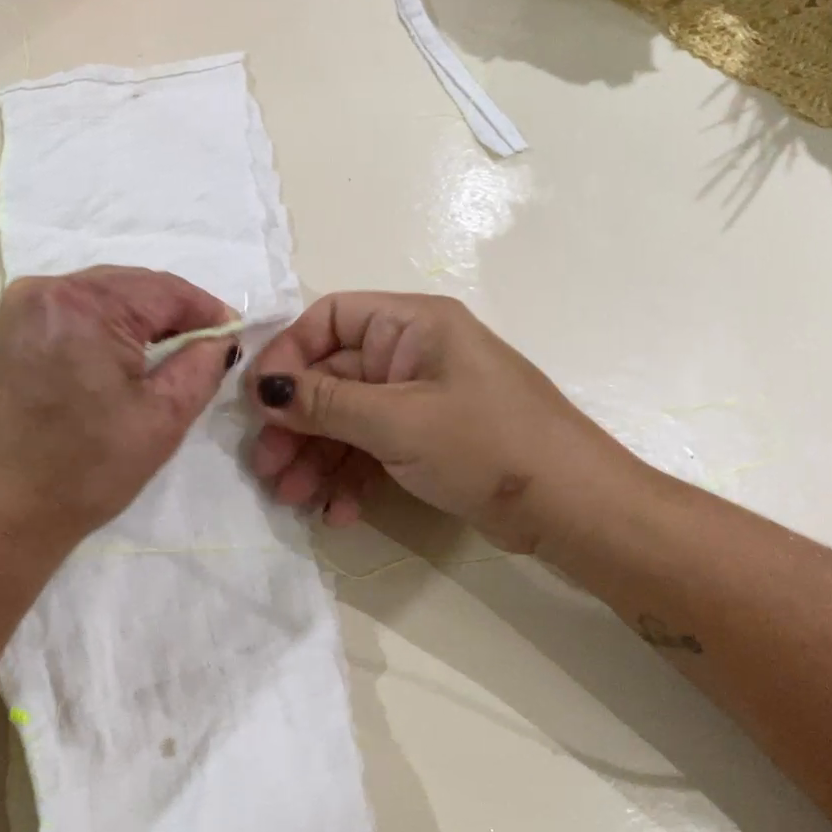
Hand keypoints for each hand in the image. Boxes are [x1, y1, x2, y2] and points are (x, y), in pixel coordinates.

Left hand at [0, 266, 236, 554]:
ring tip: (163, 356)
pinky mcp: (3, 332)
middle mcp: (42, 291)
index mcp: (82, 305)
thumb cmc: (85, 472)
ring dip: (133, 320)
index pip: (163, 289)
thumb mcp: (161, 419)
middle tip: (202, 346)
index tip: (233, 333)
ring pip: (96, 297)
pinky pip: (67, 314)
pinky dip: (98, 329)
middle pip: (127, 286)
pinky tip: (115, 360)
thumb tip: (220, 337)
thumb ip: (201, 365)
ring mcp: (16, 309)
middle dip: (169, 313)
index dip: (205, 309)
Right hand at [246, 292, 638, 551]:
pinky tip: (338, 513)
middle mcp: (412, 355)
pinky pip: (371, 449)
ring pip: (346, 420)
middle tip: (266, 466)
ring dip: (316, 459)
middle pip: (331, 378)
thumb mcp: (396, 421)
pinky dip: (350, 477)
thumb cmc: (486, 445)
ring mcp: (419, 400)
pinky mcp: (426, 441)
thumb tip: (261, 390)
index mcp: (412, 325)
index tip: (259, 402)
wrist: (572, 508)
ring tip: (293, 498)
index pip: (329, 318)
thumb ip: (324, 403)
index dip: (288, 355)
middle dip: (296, 424)